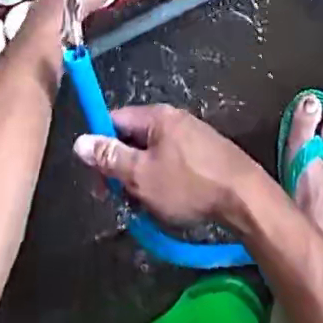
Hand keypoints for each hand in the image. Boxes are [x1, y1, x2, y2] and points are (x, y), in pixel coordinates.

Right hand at [72, 105, 264, 225]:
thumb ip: (110, 158)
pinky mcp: (202, 153)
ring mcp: (190, 135)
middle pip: (133, 138)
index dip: (101, 146)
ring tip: (147, 206)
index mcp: (156, 116)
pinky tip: (167, 204)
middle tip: (123, 198)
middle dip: (123, 168)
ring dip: (142, 180)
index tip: (98, 176)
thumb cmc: (188, 184)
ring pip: (151, 155)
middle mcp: (172, 118)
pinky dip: (162, 182)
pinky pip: (170, 163)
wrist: (242, 195)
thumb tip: (80, 140)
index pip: (115, 120)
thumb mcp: (141, 176)